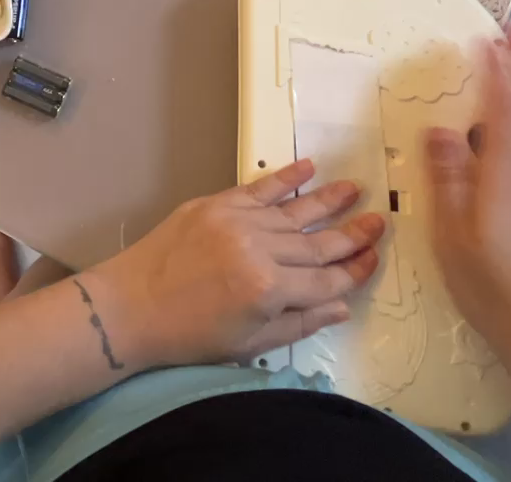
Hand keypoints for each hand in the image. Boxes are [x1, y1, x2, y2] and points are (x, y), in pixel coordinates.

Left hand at [79, 160, 383, 369]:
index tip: (376, 258)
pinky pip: (257, 188)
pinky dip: (284, 177)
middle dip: (351, 235)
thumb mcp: (250, 342)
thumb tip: (342, 303)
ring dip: (326, 201)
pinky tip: (308, 167)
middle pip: (315, 243)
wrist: (131, 304)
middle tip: (379, 223)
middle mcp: (257, 249)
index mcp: (270, 290)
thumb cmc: (190, 334)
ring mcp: (234, 221)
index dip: (354, 271)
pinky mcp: (213, 203)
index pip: (327, 280)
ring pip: (292, 212)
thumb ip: (300, 322)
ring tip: (355, 190)